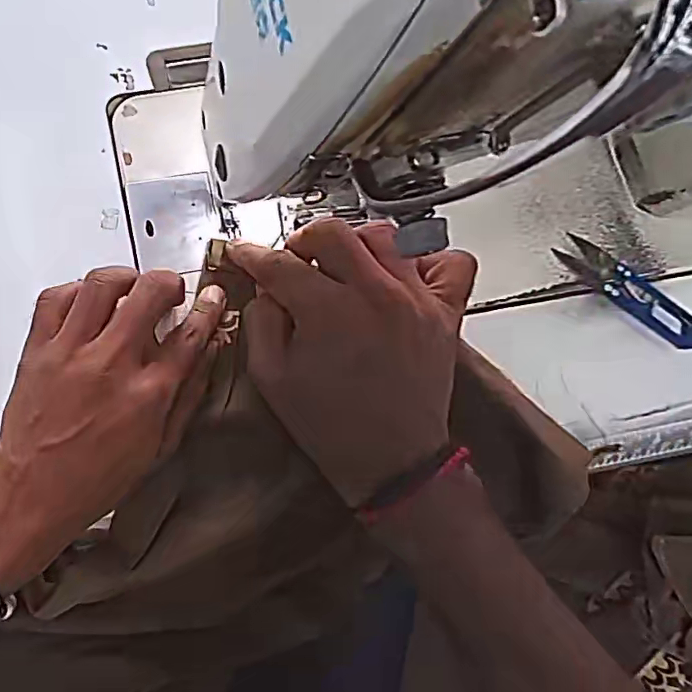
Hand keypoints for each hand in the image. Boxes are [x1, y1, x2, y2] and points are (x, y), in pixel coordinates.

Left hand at [0, 267, 225, 588]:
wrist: (33, 492)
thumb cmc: (92, 480)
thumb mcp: (158, 448)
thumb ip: (187, 396)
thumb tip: (207, 355)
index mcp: (148, 394)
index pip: (190, 333)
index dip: (208, 309)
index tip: (211, 298)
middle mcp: (111, 365)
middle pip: (150, 292)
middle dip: (168, 282)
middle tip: (168, 290)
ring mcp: (71, 353)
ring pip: (102, 284)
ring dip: (124, 277)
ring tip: (129, 288)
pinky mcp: (38, 350)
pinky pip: (55, 297)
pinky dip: (75, 290)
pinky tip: (86, 303)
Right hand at [227, 219, 476, 506]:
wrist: (390, 459)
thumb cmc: (329, 424)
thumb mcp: (271, 377)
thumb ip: (260, 322)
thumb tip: (265, 289)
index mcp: (326, 311)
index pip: (279, 263)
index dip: (251, 254)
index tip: (242, 253)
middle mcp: (375, 294)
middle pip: (331, 232)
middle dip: (300, 240)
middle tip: (292, 262)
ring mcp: (416, 299)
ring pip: (382, 235)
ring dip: (352, 244)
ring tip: (340, 268)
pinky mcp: (445, 312)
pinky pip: (449, 260)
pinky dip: (425, 258)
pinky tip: (399, 275)